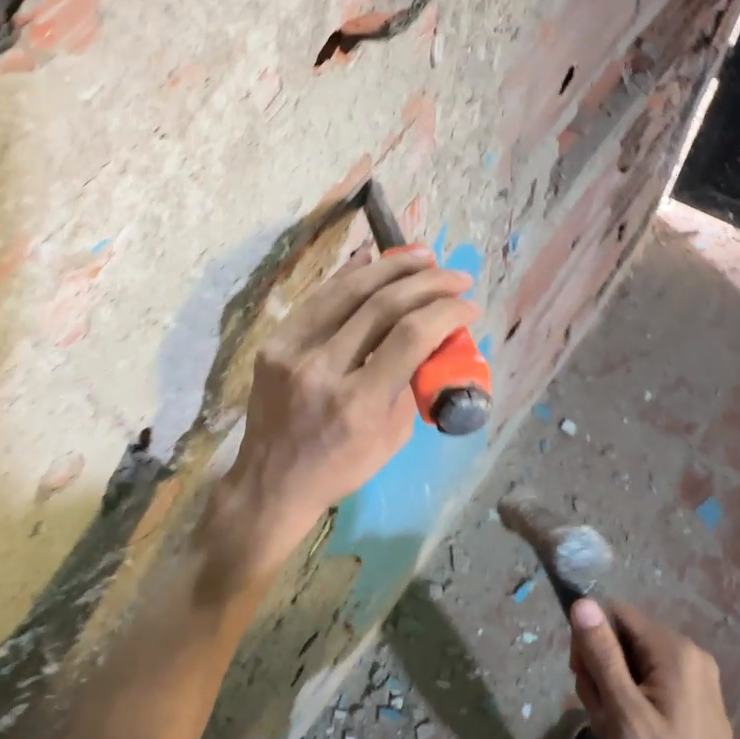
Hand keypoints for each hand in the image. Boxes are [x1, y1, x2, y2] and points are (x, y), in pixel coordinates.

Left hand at [210, 244, 478, 587]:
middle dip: (427, 283)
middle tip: (455, 277)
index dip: (447, 312)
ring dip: (390, 268)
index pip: (410, 335)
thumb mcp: (391, 437)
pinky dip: (347, 276)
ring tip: (422, 257)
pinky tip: (372, 259)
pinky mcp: (274, 342)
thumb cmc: (339, 468)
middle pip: (382, 304)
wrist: (270, 481)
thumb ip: (410, 383)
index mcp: (358, 402)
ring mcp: (291, 351)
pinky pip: (316, 299)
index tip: (469, 307)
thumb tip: (431, 337)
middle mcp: (322, 369)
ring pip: (346, 290)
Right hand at [568, 599, 739, 738]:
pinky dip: (630, 701)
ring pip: (631, 662)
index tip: (583, 677)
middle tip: (602, 712)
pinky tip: (630, 733)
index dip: (589, 638)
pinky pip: (648, 681)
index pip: (614, 613)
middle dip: (600, 670)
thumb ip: (602, 654)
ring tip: (616, 730)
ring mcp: (694, 677)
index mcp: (673, 650)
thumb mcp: (623, 711)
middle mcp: (688, 654)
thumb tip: (581, 602)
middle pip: (622, 637)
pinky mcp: (693, 698)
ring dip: (612, 690)